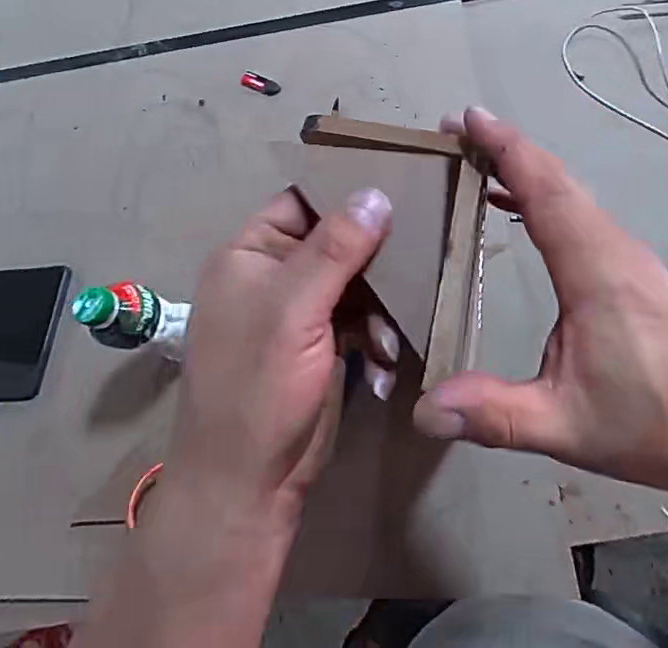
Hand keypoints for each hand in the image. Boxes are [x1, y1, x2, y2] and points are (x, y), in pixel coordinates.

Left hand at [167, 186, 396, 519]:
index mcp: (250, 253)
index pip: (301, 202)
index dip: (343, 193)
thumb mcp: (293, 308)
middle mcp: (272, 274)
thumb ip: (334, 248)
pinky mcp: (319, 345)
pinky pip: (357, 321)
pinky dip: (372, 338)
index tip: (398, 185)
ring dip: (378, 306)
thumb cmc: (257, 383)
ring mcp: (297, 312)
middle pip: (334, 242)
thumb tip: (374, 192)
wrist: (248, 482)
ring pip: (353, 284)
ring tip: (386, 335)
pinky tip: (379, 364)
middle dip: (373, 257)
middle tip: (419, 256)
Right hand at [410, 107, 667, 493]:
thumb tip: (423, 409)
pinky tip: (511, 201)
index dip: (508, 150)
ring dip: (523, 164)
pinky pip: (577, 209)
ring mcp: (626, 253)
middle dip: (506, 146)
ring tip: (476, 154)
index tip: (469, 118)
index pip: (547, 192)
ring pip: (570, 190)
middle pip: (557, 179)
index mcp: (596, 272)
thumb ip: (493, 414)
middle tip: (457, 128)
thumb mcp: (562, 426)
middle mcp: (613, 248)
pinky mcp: (629, 265)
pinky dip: (541, 190)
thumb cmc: (646, 424)